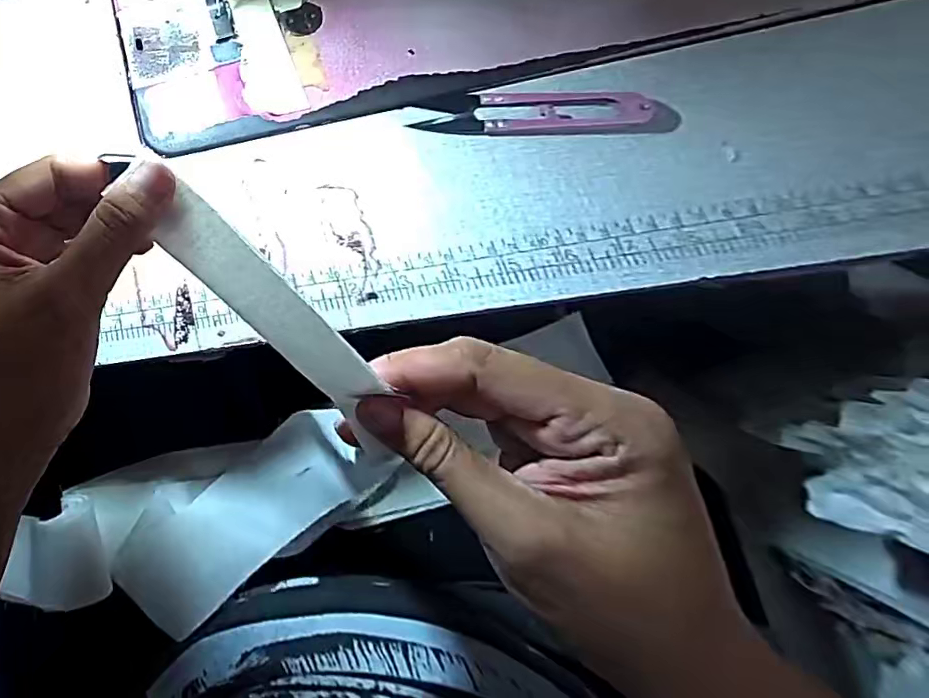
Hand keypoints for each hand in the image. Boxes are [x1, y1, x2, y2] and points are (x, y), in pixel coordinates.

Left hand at [0, 157, 174, 465]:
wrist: (1, 448)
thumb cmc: (10, 387)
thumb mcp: (66, 299)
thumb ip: (110, 232)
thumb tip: (147, 179)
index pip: (49, 173)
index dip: (103, 175)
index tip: (153, 185)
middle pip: (63, 191)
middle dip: (111, 202)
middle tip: (159, 213)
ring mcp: (11, 256)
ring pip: (74, 217)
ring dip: (112, 225)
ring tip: (149, 238)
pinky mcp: (34, 279)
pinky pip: (76, 245)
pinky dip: (106, 248)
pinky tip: (130, 255)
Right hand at [353, 338, 817, 697]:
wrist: (684, 670)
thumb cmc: (621, 612)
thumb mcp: (520, 534)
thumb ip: (442, 459)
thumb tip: (371, 409)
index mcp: (610, 419)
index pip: (491, 367)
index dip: (417, 369)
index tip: (357, 384)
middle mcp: (595, 406)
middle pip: (480, 370)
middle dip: (411, 383)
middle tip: (351, 400)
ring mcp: (576, 421)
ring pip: (474, 386)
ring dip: (417, 398)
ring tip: (365, 413)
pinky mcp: (555, 439)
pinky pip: (482, 411)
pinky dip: (436, 416)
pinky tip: (403, 423)